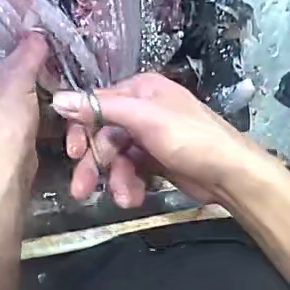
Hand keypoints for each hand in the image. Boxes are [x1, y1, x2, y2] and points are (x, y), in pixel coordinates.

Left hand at [0, 29, 48, 181]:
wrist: (6, 163)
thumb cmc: (3, 115)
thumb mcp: (21, 73)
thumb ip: (31, 46)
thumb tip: (38, 30)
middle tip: (19, 12)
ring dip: (8, 53)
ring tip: (30, 34)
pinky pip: (1, 80)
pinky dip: (15, 72)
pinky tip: (34, 63)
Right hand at [51, 74, 287, 209]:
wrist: (231, 175)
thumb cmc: (192, 139)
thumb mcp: (145, 120)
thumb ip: (101, 108)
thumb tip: (58, 99)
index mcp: (140, 90)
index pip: (95, 106)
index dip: (81, 131)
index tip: (74, 155)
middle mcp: (142, 108)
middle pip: (103, 135)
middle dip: (95, 165)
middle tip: (81, 190)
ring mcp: (148, 136)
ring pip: (115, 158)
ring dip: (116, 180)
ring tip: (125, 199)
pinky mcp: (154, 159)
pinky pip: (130, 170)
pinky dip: (129, 185)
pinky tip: (135, 198)